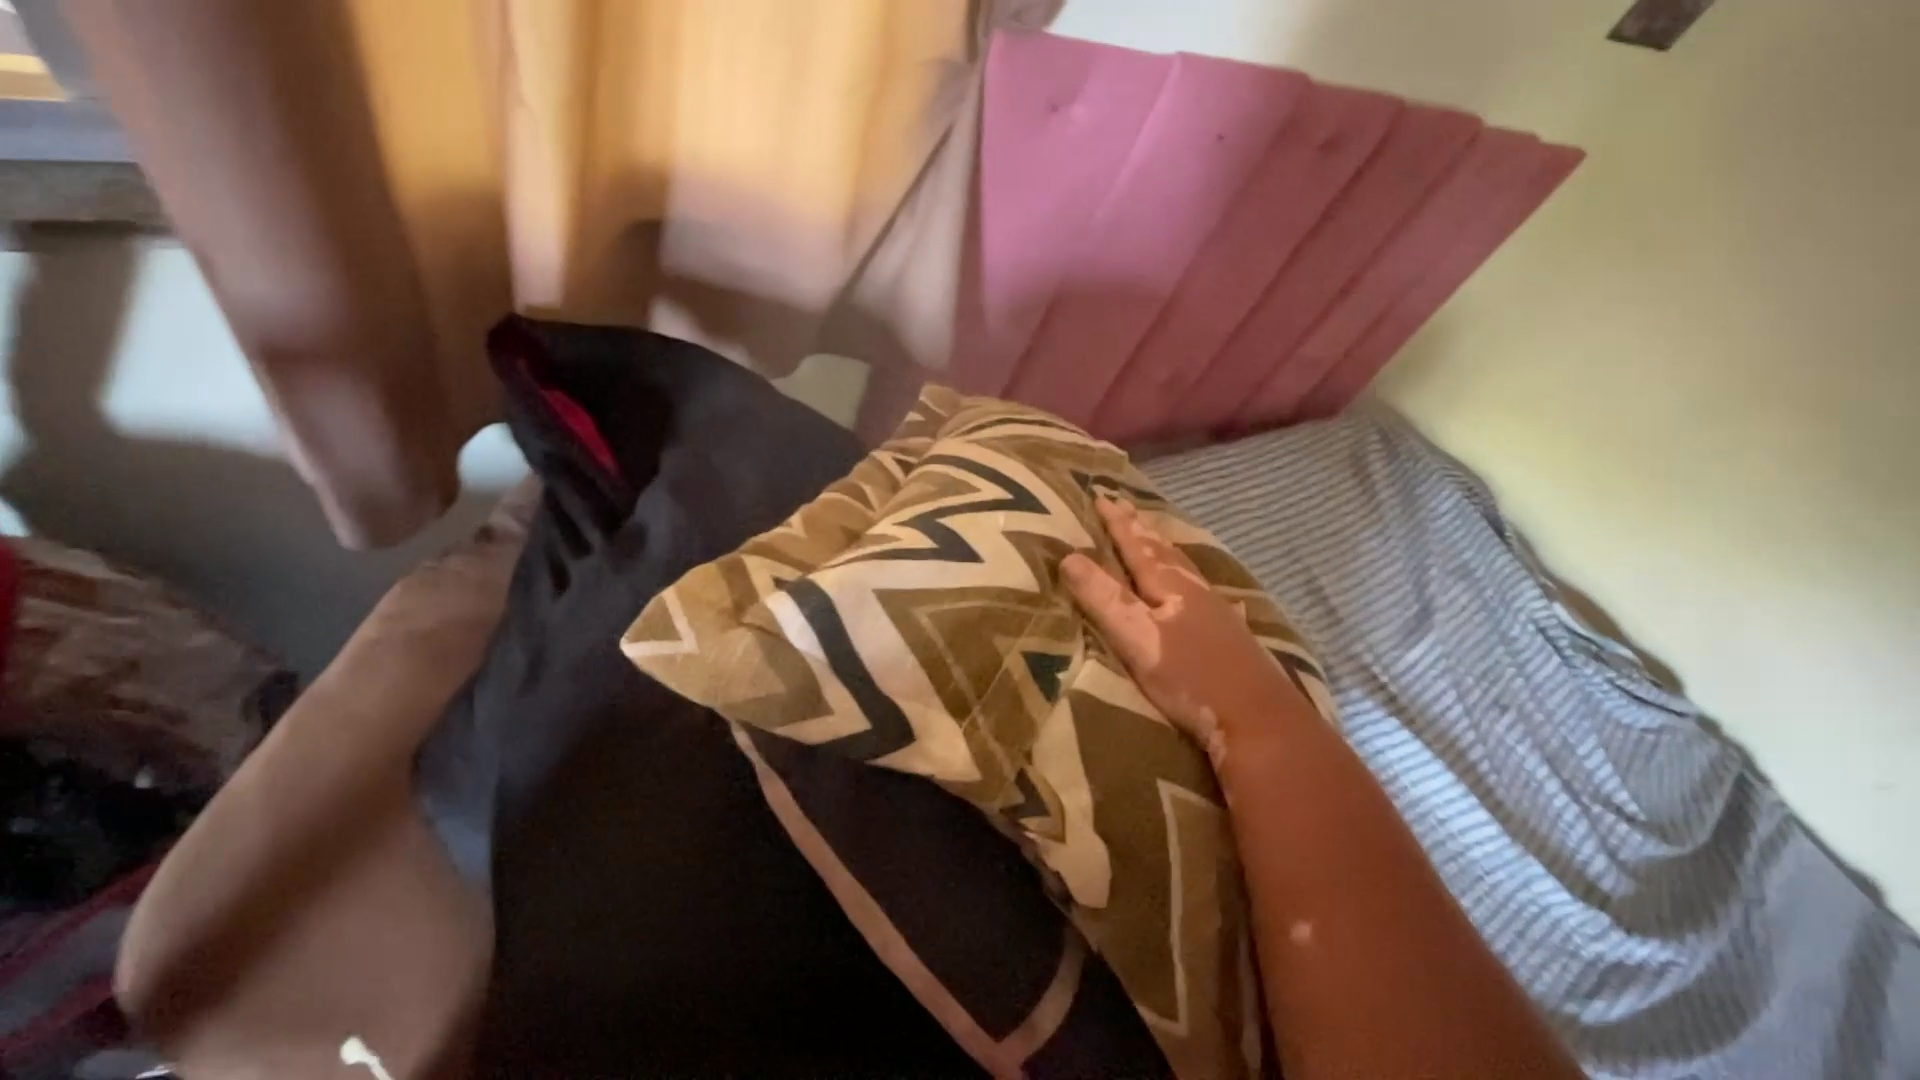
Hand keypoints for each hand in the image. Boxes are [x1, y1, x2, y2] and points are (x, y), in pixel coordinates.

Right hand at [1061, 497, 1300, 759]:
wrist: (1258, 720)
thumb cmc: (1192, 678)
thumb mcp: (1138, 638)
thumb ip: (1105, 599)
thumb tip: (1069, 556)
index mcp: (1173, 587)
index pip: (1139, 546)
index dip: (1119, 523)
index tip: (1102, 496)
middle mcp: (1198, 593)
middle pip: (1166, 553)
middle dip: (1143, 531)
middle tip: (1127, 508)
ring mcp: (1220, 616)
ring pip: (1189, 573)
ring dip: (1170, 555)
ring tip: (1161, 543)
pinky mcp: (1233, 641)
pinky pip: (1212, 600)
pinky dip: (1204, 592)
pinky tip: (1224, 600)